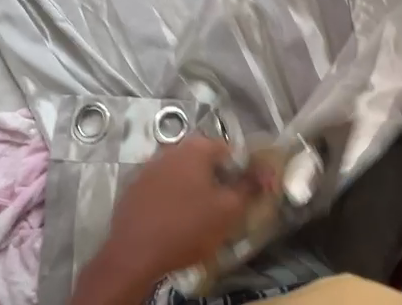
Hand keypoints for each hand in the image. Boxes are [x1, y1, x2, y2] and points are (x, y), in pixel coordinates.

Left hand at [72, 139, 266, 304]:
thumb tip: (267, 173)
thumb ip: (249, 187)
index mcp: (196, 147)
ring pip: (182, 174)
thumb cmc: (187, 227)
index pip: (230, 151)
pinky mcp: (134, 188)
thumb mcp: (228, 211)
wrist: (133, 254)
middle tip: (223, 209)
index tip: (245, 195)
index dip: (242, 172)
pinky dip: (172, 199)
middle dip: (217, 181)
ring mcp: (149, 167)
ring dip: (193, 190)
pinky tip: (174, 221)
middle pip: (204, 161)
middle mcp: (171, 149)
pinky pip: (162, 188)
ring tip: (199, 218)